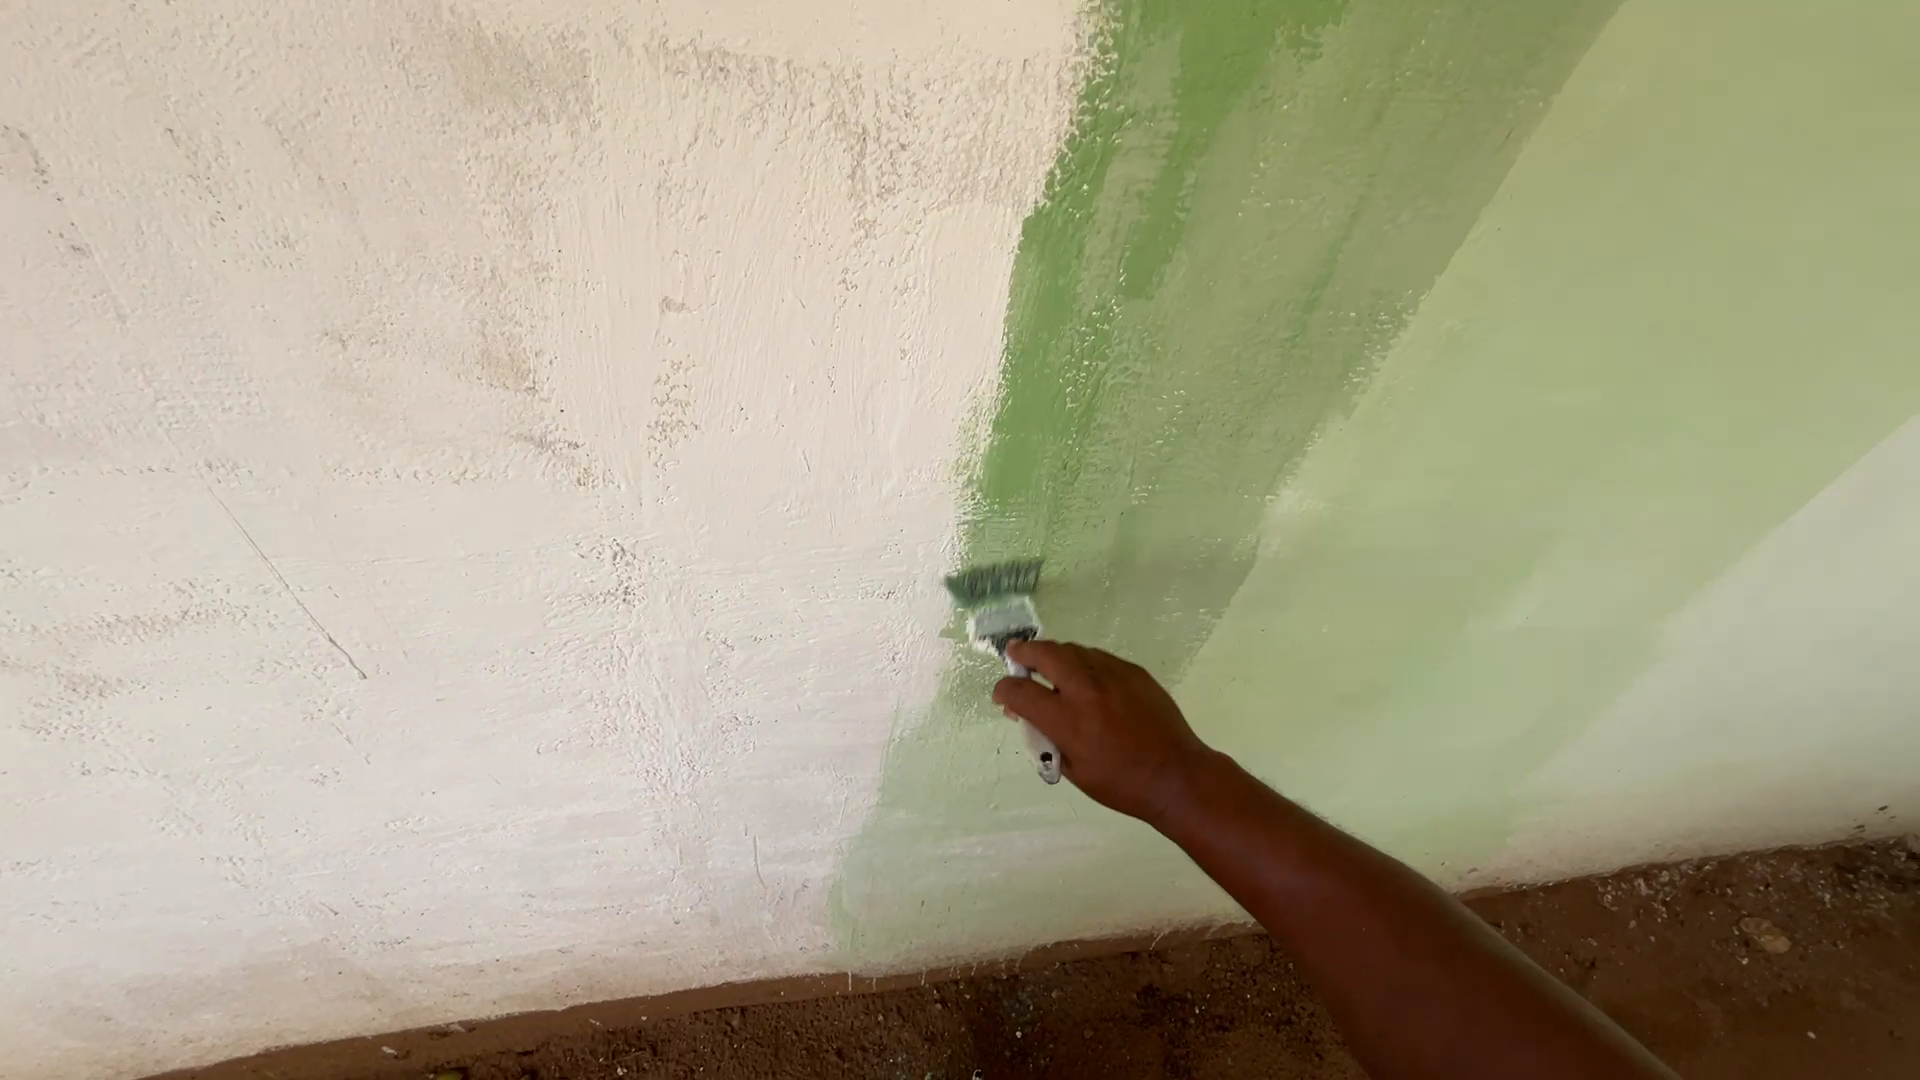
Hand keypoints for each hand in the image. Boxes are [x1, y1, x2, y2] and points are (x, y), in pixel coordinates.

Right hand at [993, 640, 1212, 823]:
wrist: (1176, 775)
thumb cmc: (1121, 784)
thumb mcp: (1073, 770)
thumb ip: (1046, 739)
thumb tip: (1029, 716)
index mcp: (1067, 720)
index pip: (1020, 692)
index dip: (1004, 691)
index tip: (1002, 695)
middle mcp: (1086, 690)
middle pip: (1045, 654)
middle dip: (1024, 652)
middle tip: (1016, 654)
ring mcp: (1112, 675)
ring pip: (1072, 650)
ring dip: (1054, 655)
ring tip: (1048, 664)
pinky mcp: (1133, 671)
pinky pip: (1098, 657)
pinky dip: (1083, 662)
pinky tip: (1084, 675)